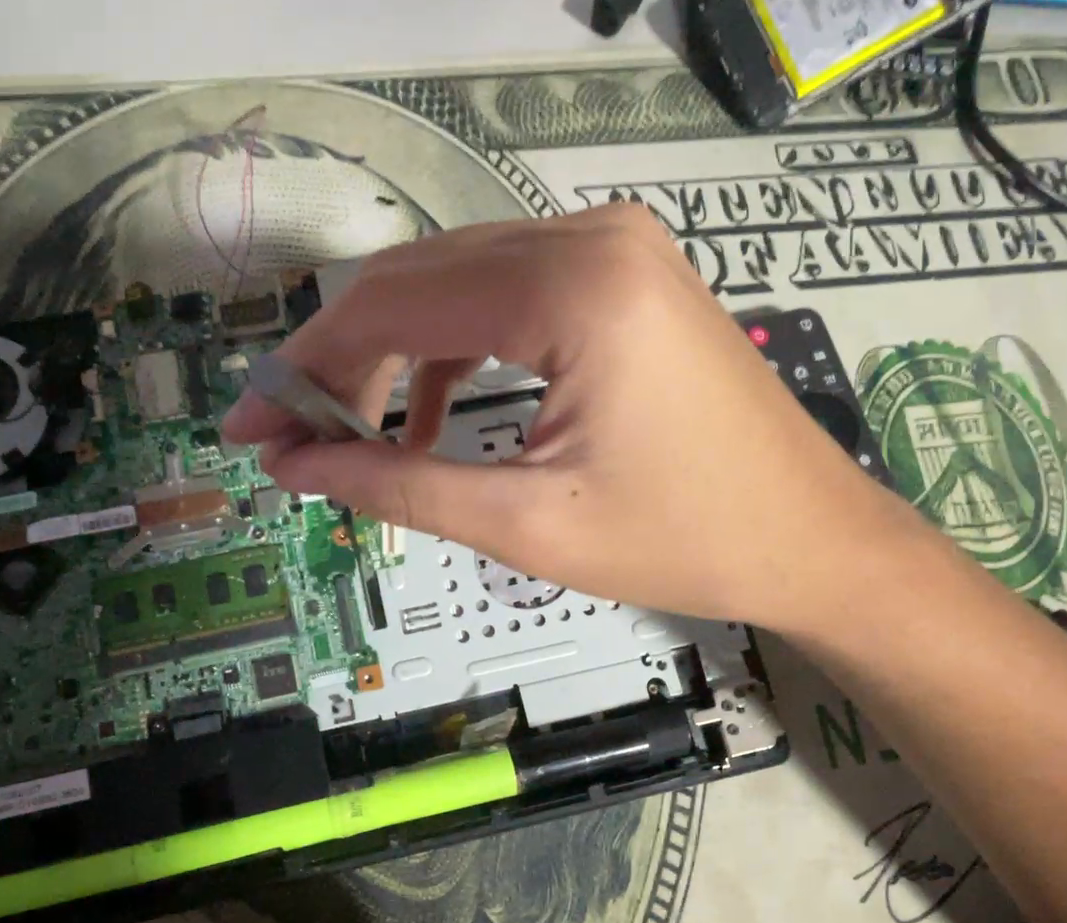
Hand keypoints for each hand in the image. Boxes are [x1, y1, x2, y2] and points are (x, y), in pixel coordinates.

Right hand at [221, 204, 931, 631]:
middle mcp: (589, 236)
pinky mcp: (620, 273)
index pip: (393, 305)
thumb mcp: (525, 523)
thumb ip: (396, 486)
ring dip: (391, 356)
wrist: (812, 540)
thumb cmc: (685, 541)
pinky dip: (451, 352)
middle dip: (341, 362)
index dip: (307, 369)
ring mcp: (611, 246)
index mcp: (572, 287)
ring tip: (355, 439)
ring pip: (454, 284)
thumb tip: (294, 466)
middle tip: (293, 439)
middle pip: (416, 281)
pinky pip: (503, 295)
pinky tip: (427, 419)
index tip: (253, 429)